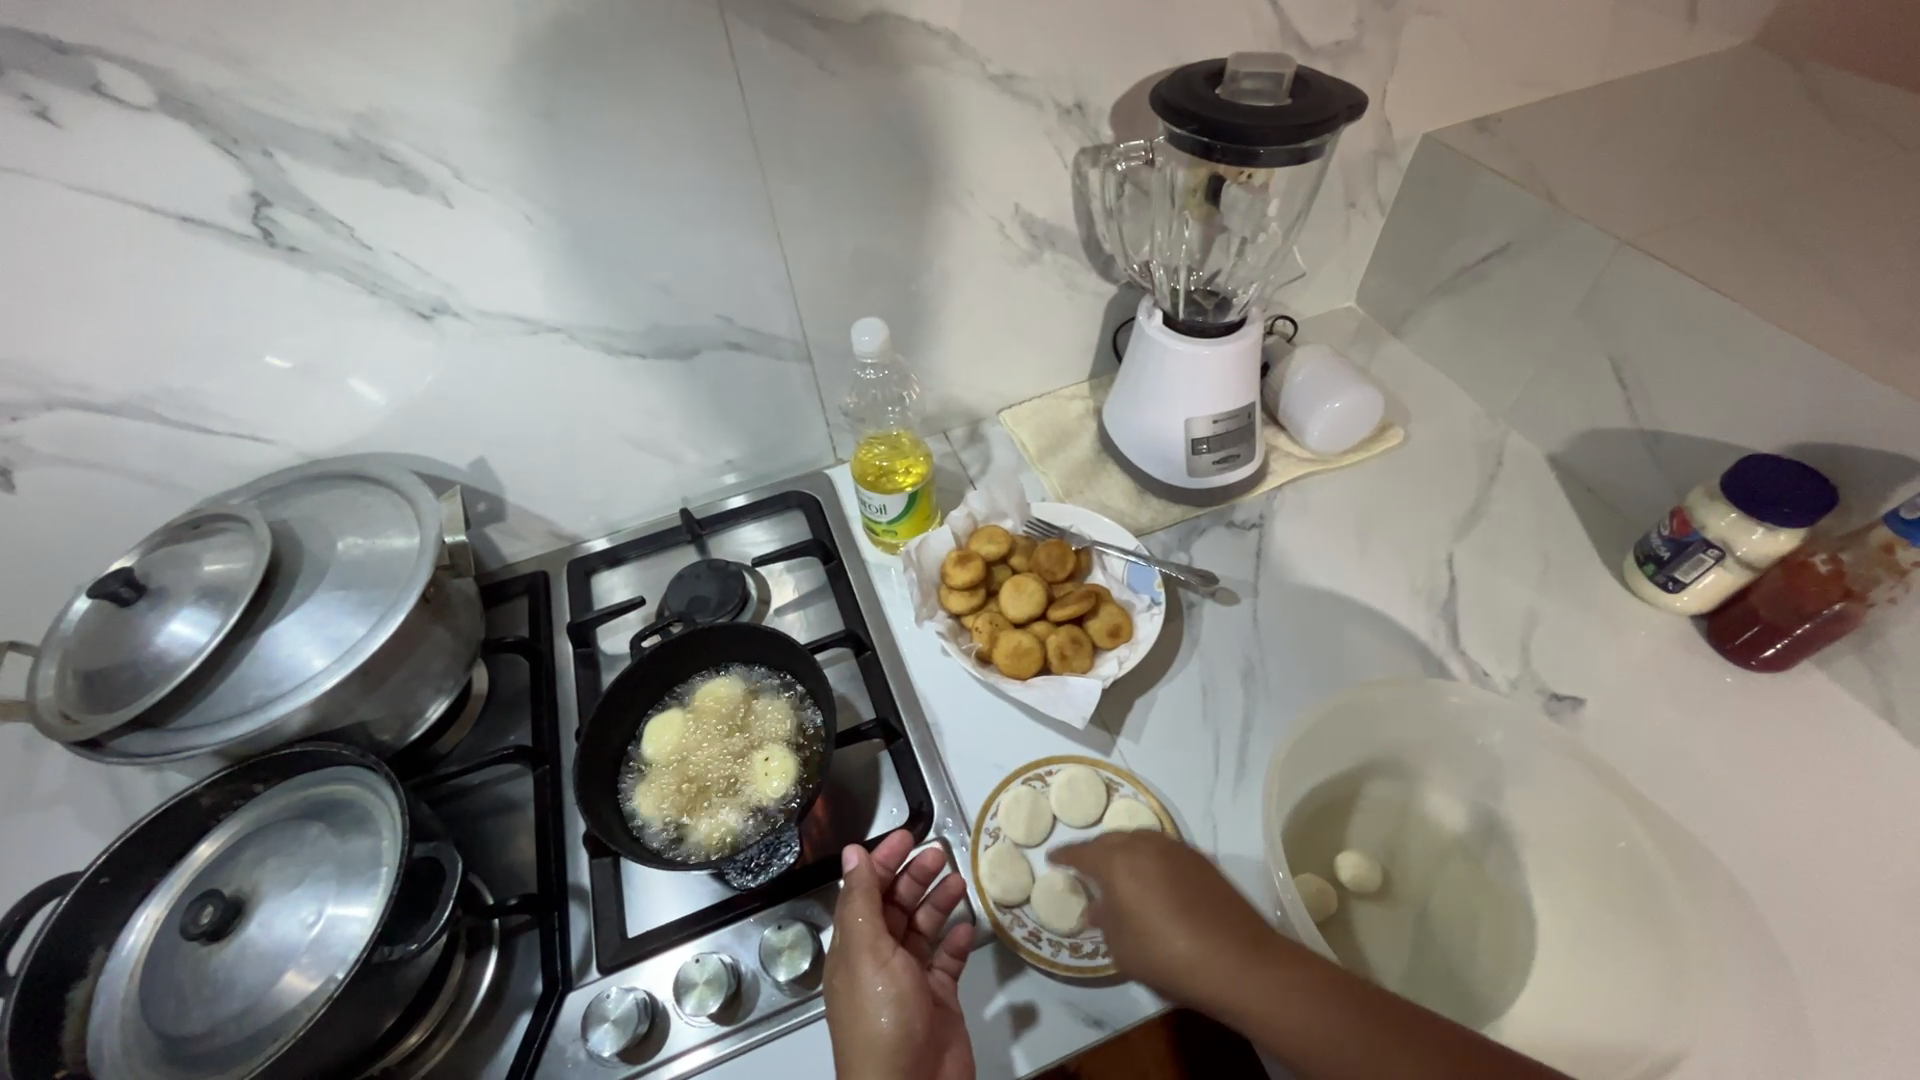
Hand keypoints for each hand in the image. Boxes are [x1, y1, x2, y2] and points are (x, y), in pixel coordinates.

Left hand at [824, 829, 976, 1079]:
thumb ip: (862, 900)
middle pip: (896, 906)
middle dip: (915, 876)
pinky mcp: (939, 998)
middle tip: (940, 852)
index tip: (906, 836)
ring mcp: (910, 980)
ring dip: (938, 901)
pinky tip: (970, 923)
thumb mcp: (866, 952)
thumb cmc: (882, 1018)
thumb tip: (853, 852)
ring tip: (959, 878)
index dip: (882, 862)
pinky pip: (948, 960)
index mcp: (855, 948)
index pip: (865, 893)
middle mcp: (880, 960)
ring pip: (923, 928)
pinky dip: (958, 940)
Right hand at [1051, 830, 1291, 1010]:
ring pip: (1139, 840)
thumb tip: (1097, 907)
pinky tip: (1152, 880)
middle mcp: (1144, 845)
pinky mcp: (1200, 860)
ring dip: (1124, 852)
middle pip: (1110, 840)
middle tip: (1084, 867)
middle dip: (1094, 852)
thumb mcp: (1122, 948)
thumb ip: (1105, 920)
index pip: (1081, 853)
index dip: (1064, 856)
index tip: (1053, 859)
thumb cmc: (1168, 957)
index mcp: (1117, 862)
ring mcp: (1175, 848)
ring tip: (1118, 872)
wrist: (1239, 961)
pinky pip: (1162, 850)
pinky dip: (1149, 859)